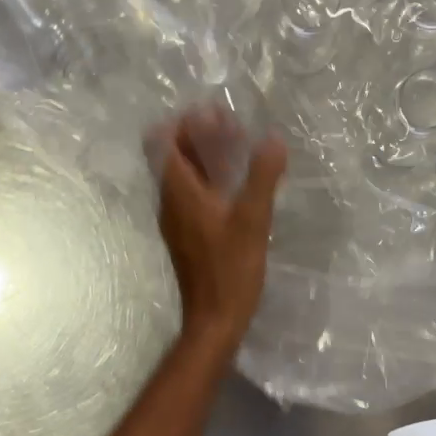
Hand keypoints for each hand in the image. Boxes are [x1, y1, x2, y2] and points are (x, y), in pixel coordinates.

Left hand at [153, 108, 287, 345]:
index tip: (214, 115)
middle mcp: (170, 203)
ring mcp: (177, 222)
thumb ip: (262, 177)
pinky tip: (237, 186)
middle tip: (232, 126)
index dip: (184, 122)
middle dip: (198, 135)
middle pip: (173, 156)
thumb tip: (274, 139)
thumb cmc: (230, 271)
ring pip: (183, 177)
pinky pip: (192, 197)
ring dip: (206, 158)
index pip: (162, 141)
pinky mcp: (188, 238)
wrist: (214, 321)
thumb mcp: (252, 220)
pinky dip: (210, 182)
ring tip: (239, 148)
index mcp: (178, 192)